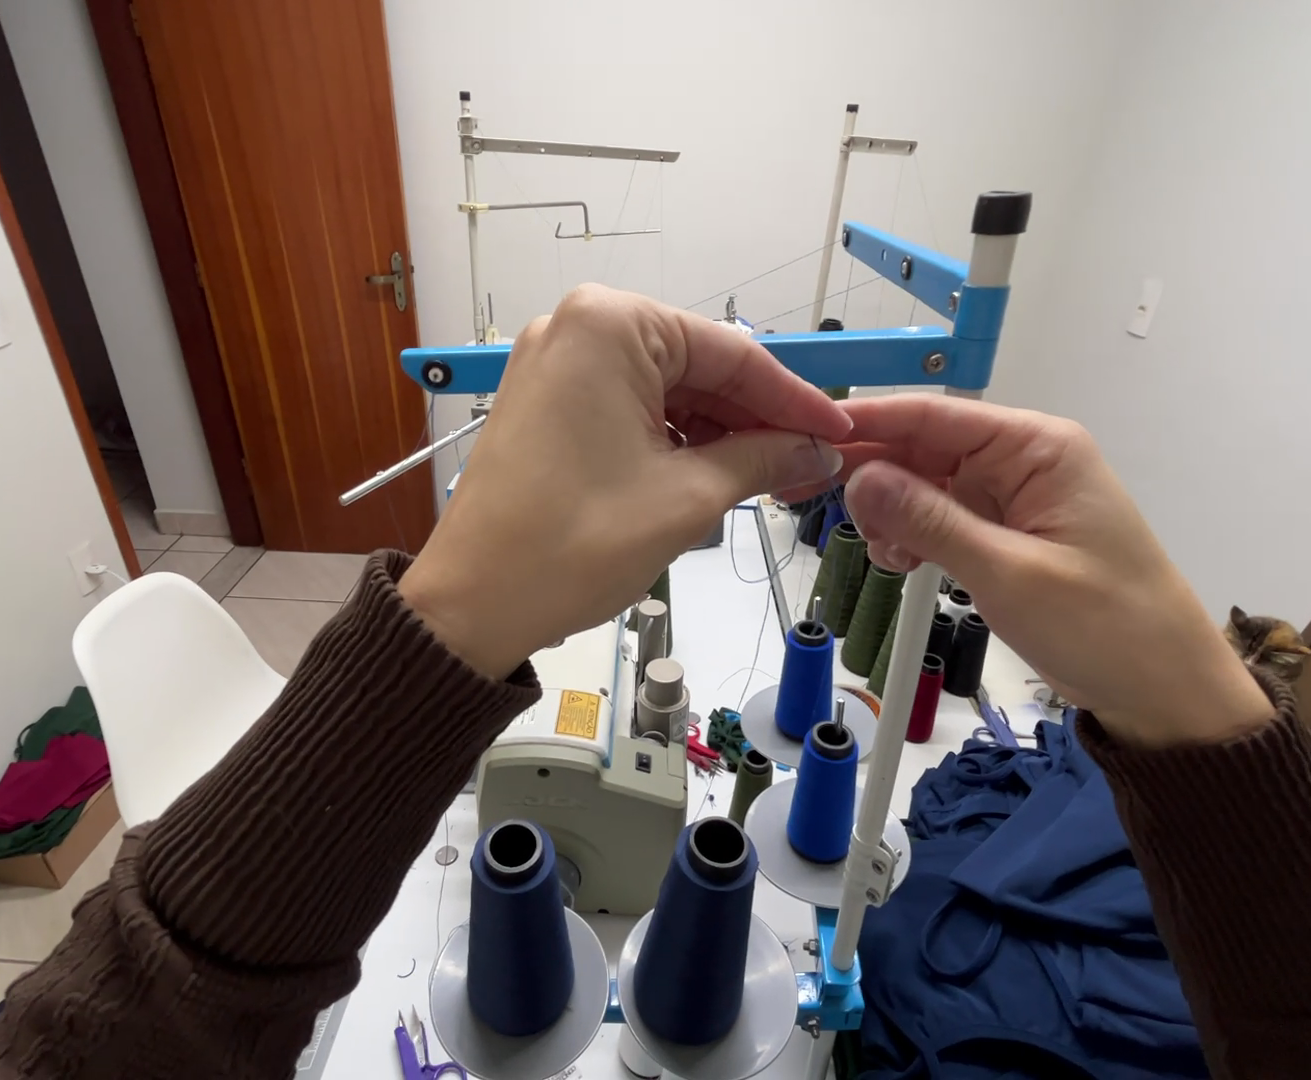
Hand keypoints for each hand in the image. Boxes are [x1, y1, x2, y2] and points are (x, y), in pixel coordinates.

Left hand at [401, 285, 851, 677]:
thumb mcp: (687, 498)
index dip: (793, 398)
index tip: (839, 433)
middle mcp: (577, 327)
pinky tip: (708, 474)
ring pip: (662, 390)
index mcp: (610, 325)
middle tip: (807, 466)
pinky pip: (625, 408)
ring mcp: (554, 365)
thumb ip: (763, 459)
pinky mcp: (543, 402)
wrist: (472, 604)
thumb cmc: (575, 545)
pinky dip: (669, 440)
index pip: (731, 352)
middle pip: (695, 367)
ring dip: (714, 434)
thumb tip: (818, 451)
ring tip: (766, 479)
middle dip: (753, 420)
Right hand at [838, 394, 1271, 746]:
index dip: (868, 421)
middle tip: (822, 504)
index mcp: (1035, 448)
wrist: (1159, 691)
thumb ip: (930, 521)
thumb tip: (858, 477)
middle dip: (872, 474)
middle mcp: (1016, 461)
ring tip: (880, 550)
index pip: (934, 417)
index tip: (811, 436)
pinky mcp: (997, 534)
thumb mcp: (1009, 573)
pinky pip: (933, 520)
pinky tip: (898, 562)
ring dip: (888, 514)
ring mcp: (1005, 499)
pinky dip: (907, 537)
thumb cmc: (1104, 625)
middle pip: (921, 448)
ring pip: (920, 486)